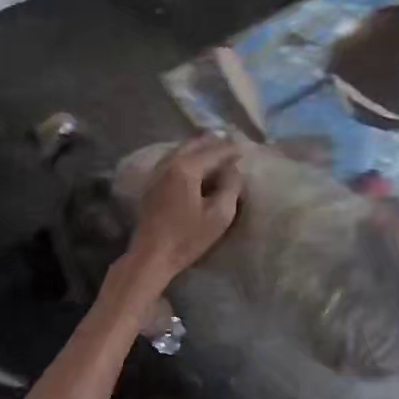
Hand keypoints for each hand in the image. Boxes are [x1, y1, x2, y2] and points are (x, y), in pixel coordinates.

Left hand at [124, 134, 243, 289]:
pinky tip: (196, 166)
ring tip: (216, 151)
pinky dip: (188, 158)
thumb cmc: (187, 238)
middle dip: (214, 142)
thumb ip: (230, 187)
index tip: (247, 149)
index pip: (215, 151)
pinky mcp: (151, 184)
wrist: (151, 256)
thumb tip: (233, 171)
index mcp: (186, 167)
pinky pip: (173, 161)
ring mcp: (157, 173)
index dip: (232, 150)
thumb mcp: (219, 215)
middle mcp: (169, 163)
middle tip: (232, 144)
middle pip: (195, 144)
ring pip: (181, 151)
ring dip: (200, 148)